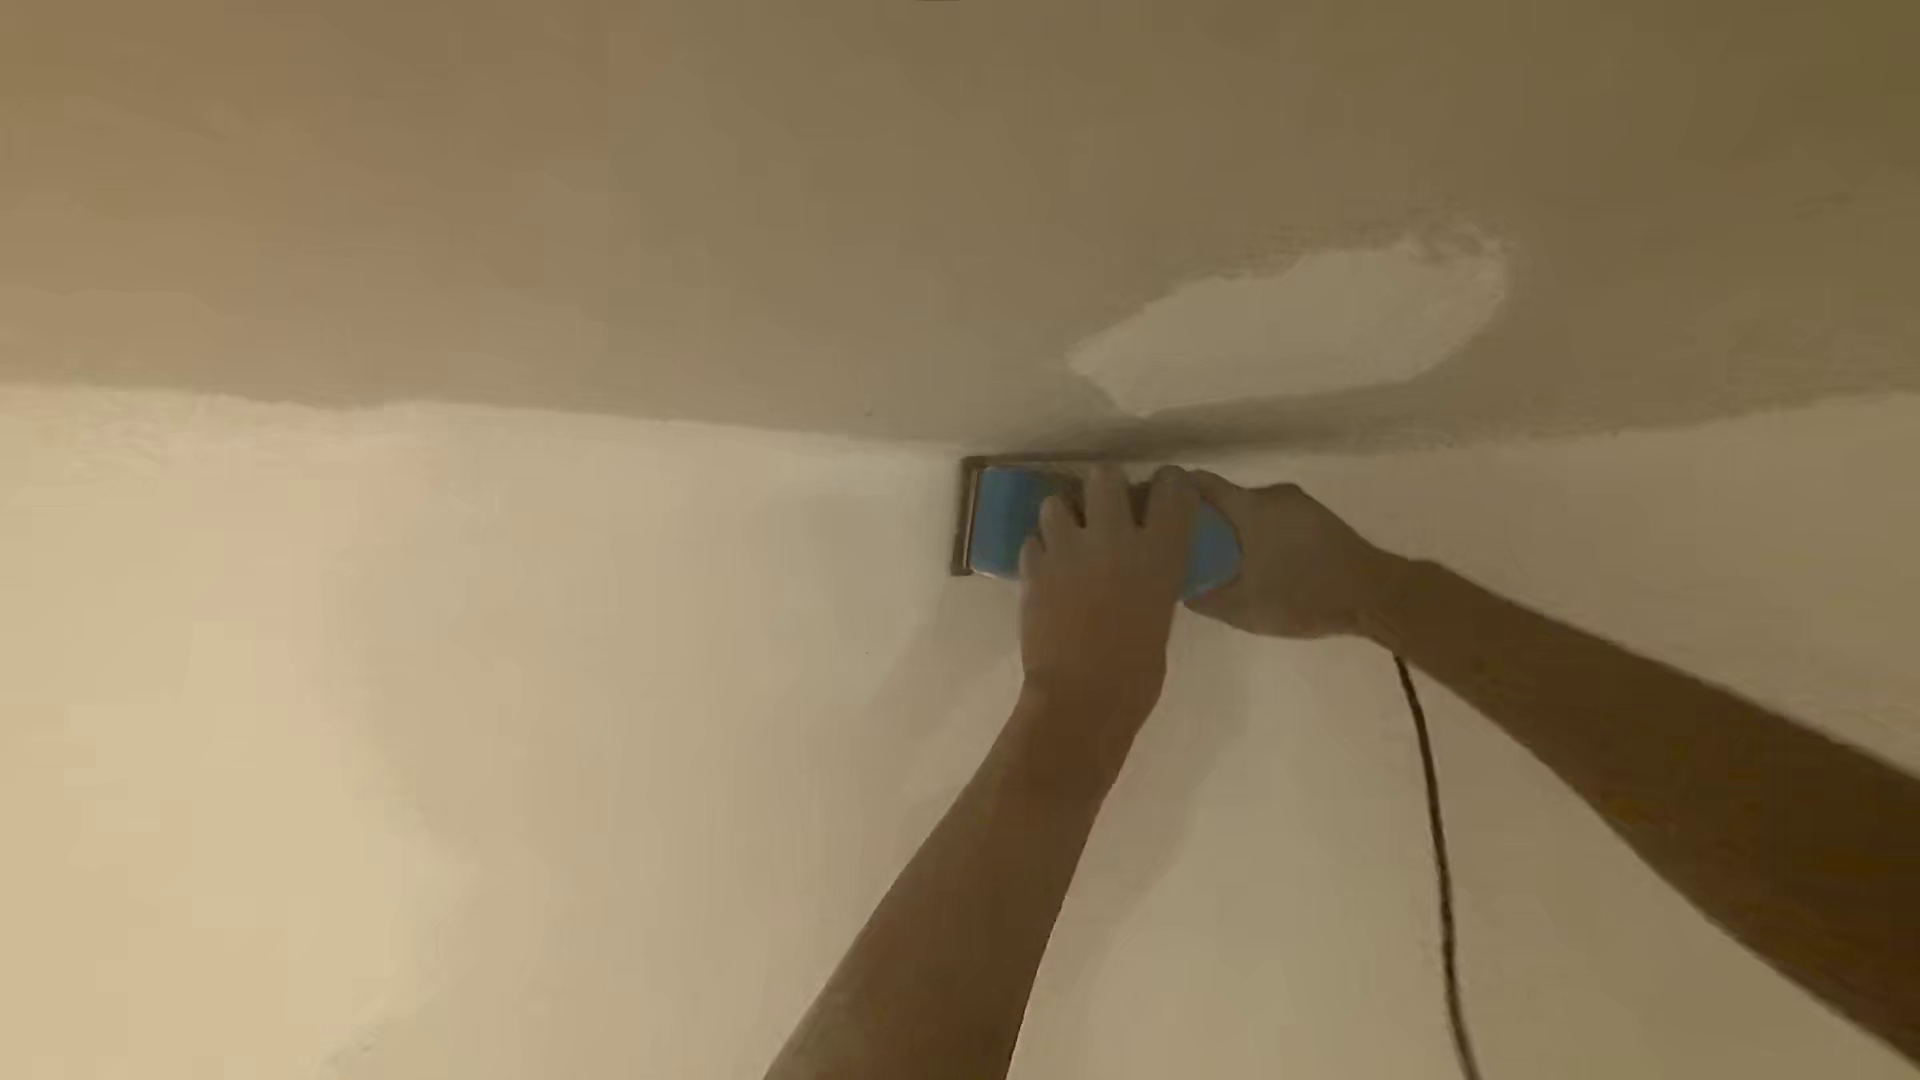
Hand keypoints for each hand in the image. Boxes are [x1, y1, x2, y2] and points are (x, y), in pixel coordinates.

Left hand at [1019, 466, 1199, 727]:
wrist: (1083, 696)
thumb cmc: (1137, 670)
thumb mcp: (1159, 611)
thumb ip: (1149, 573)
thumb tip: (1134, 558)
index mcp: (1159, 552)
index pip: (1173, 487)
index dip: (1167, 483)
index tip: (1159, 491)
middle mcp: (1114, 537)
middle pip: (1104, 476)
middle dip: (1102, 488)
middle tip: (1101, 511)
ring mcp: (1068, 549)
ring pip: (1055, 502)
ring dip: (1062, 517)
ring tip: (1066, 541)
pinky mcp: (1033, 567)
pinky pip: (1032, 542)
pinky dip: (1040, 552)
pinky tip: (1046, 572)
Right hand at [1186, 473, 1406, 638]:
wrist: (1376, 597)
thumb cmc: (1303, 597)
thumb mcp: (1243, 609)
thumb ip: (1205, 599)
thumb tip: (1179, 590)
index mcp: (1251, 507)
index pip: (1199, 482)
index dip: (1172, 490)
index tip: (1153, 507)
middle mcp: (1272, 494)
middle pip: (1222, 496)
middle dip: (1200, 515)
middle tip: (1181, 541)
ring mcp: (1297, 503)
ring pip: (1247, 507)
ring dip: (1229, 525)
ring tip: (1213, 553)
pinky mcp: (1314, 515)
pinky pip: (1269, 515)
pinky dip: (1253, 530)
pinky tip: (1249, 557)